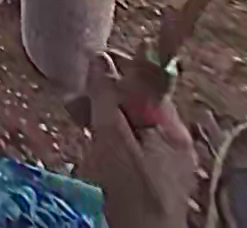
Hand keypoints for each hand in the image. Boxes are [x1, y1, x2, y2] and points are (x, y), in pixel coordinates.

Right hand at [83, 53, 197, 227]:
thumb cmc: (128, 189)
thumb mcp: (111, 136)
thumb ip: (105, 94)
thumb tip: (99, 56)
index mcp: (171, 129)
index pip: (148, 81)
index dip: (119, 66)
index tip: (90, 60)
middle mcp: (172, 140)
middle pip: (136, 99)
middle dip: (103, 91)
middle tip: (76, 95)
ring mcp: (162, 158)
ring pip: (128, 118)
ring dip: (99, 110)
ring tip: (74, 113)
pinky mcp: (148, 172)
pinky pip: (126, 138)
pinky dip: (105, 130)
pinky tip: (87, 133)